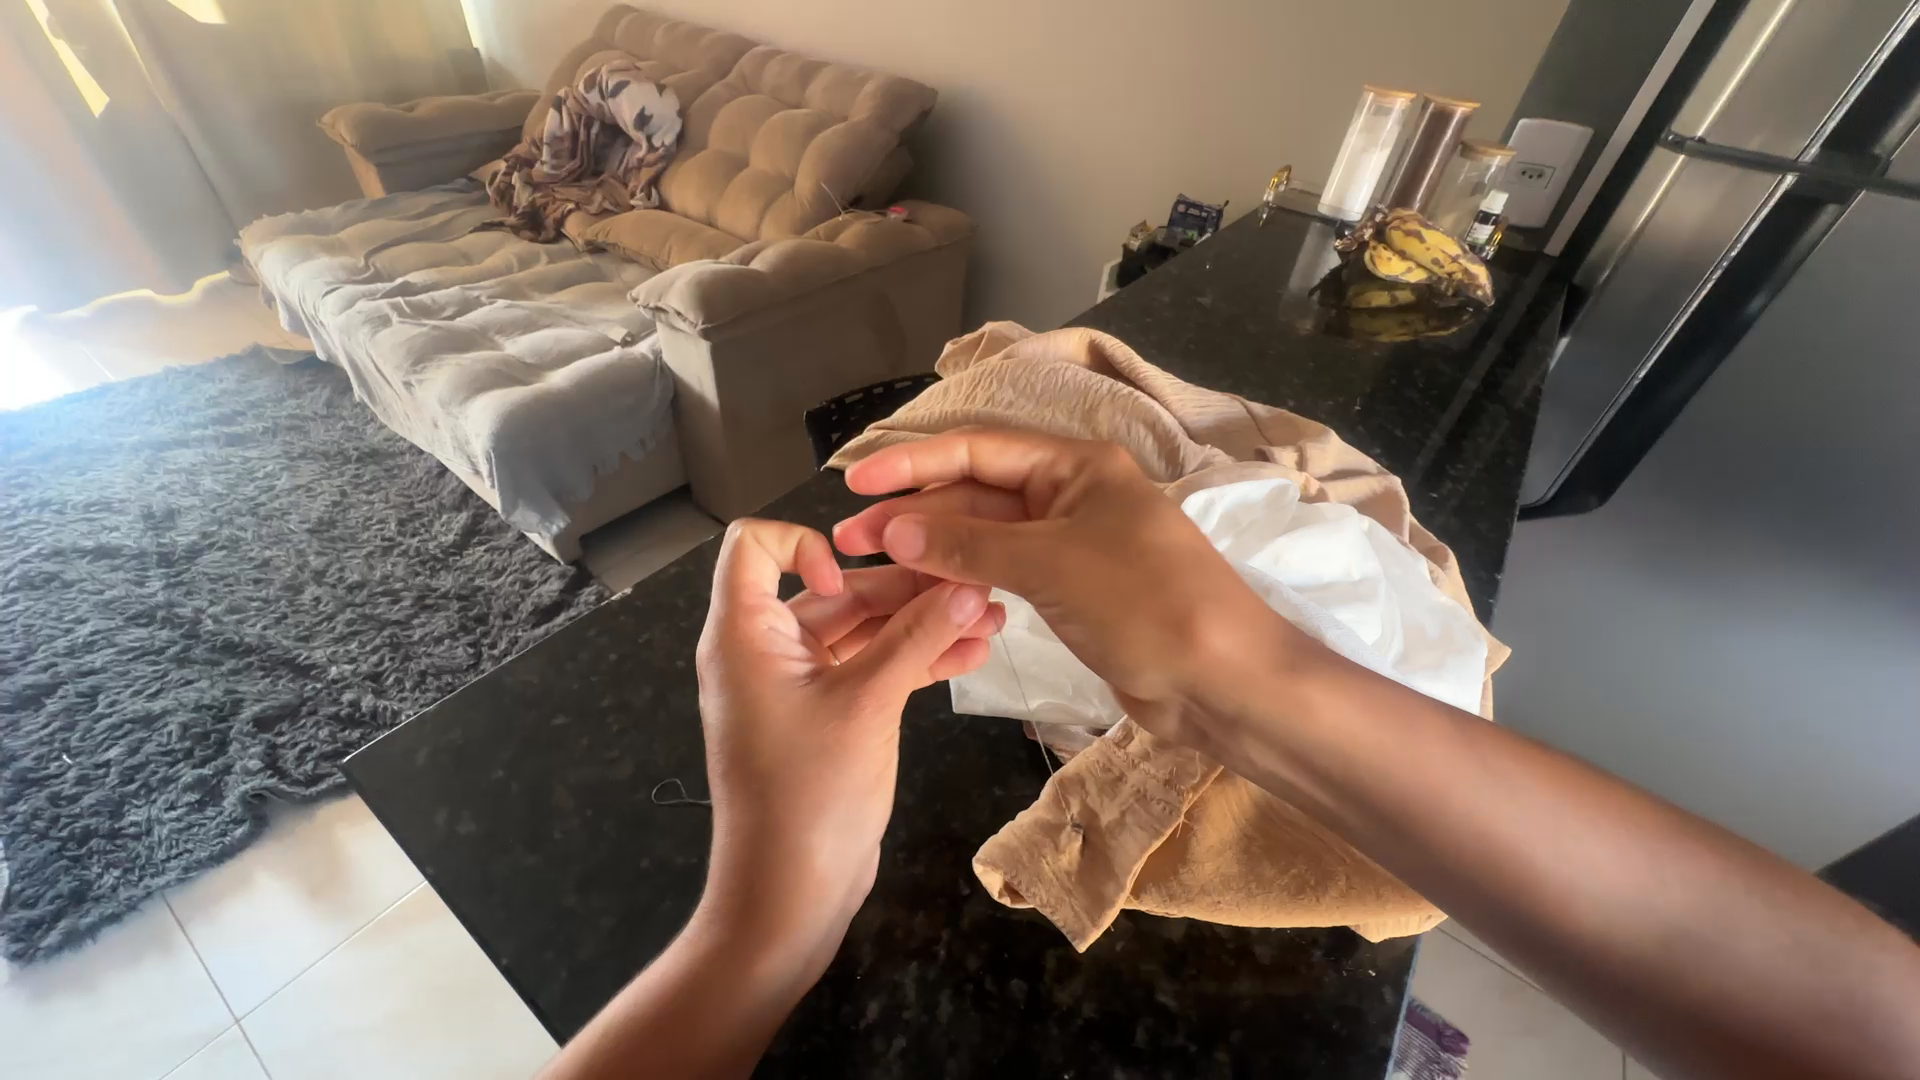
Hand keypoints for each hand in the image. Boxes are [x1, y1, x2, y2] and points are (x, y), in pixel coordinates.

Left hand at [693, 518, 1001, 956]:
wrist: (791, 897)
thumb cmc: (810, 792)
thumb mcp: (868, 704)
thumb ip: (918, 637)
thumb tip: (971, 585)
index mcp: (746, 633)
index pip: (754, 546)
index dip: (803, 544)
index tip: (849, 577)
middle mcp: (769, 648)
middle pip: (836, 590)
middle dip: (906, 589)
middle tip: (976, 585)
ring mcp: (802, 683)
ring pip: (865, 632)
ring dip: (923, 626)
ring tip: (992, 621)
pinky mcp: (832, 714)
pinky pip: (874, 670)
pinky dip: (915, 662)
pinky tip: (972, 658)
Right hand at [832, 430, 1314, 757]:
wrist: (1222, 682)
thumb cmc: (1146, 604)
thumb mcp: (1052, 564)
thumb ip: (969, 544)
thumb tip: (894, 528)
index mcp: (1075, 467)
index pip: (978, 451)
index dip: (912, 463)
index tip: (855, 480)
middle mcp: (1070, 495)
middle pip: (976, 495)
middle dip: (914, 513)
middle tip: (851, 537)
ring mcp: (1070, 545)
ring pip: (986, 537)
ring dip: (933, 548)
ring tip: (875, 565)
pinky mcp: (1069, 590)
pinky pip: (1004, 572)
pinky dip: (965, 578)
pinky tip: (926, 588)